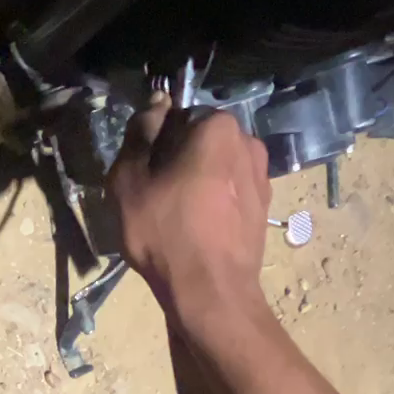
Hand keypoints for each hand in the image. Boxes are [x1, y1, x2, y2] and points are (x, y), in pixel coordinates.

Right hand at [108, 105, 272, 342]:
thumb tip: (155, 103)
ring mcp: (261, 176)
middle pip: (199, 143)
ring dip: (194, 184)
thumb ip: (139, 135)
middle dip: (177, 163)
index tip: (142, 175)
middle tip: (152, 198)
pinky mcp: (263, 207)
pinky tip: (195, 232)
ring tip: (173, 219)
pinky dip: (211, 205)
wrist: (209, 290)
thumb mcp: (130, 182)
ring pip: (215, 169)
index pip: (178, 117)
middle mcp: (248, 142)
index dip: (155, 145)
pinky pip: (229, 194)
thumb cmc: (164, 233)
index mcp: (217, 126)